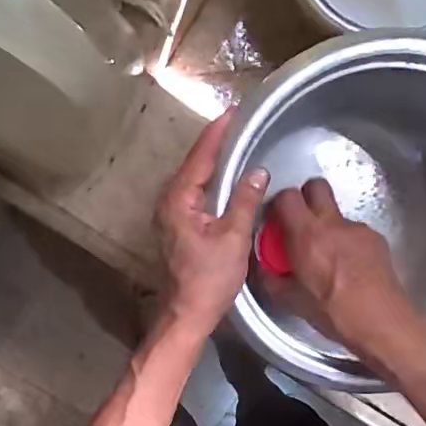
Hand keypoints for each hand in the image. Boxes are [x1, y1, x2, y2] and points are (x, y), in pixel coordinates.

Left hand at [156, 112, 268, 329]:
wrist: (187, 313)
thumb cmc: (209, 279)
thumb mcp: (233, 238)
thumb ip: (244, 201)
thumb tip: (258, 172)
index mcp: (178, 199)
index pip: (200, 156)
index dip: (217, 133)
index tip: (233, 112)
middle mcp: (168, 201)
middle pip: (194, 164)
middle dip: (216, 143)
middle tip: (240, 125)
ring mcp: (169, 214)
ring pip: (193, 179)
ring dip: (213, 162)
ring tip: (237, 144)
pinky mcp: (176, 226)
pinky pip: (194, 194)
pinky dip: (211, 182)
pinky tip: (227, 179)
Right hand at [267, 177, 419, 354]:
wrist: (382, 323)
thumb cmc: (333, 312)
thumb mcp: (291, 300)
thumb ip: (271, 278)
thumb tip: (261, 267)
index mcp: (306, 235)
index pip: (287, 196)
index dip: (278, 203)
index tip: (275, 220)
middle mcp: (332, 224)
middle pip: (316, 186)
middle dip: (305, 197)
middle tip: (300, 222)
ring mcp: (357, 229)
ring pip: (336, 213)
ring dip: (327, 225)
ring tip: (327, 256)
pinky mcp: (376, 238)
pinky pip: (354, 231)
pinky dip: (346, 241)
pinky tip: (348, 267)